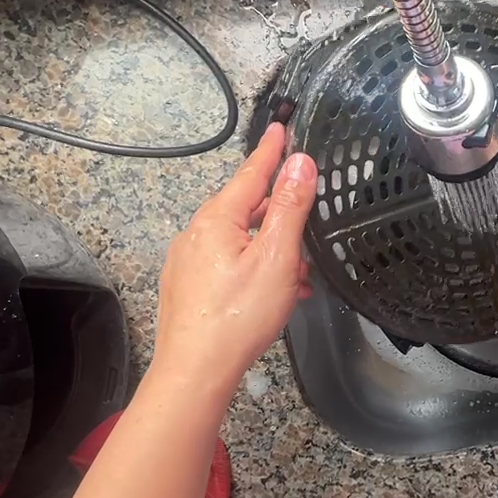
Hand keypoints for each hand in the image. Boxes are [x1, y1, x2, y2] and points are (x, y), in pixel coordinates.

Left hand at [151, 122, 316, 393]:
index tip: (281, 128)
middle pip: (245, 208)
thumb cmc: (237, 317)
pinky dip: (256, 269)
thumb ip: (289, 208)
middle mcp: (197, 234)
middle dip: (279, 214)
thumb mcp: (276, 258)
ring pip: (240, 240)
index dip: (271, 151)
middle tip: (307, 218)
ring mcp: (190, 261)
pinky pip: (229, 263)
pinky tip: (275, 293)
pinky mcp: (190, 286)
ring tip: (298, 274)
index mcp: (218, 220)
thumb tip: (300, 164)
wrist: (197, 369)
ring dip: (272, 250)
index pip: (250, 173)